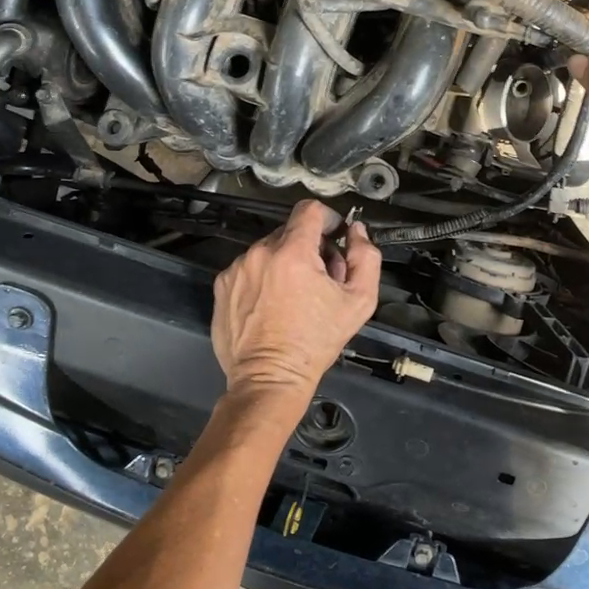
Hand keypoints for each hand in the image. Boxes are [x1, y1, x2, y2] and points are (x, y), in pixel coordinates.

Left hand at [211, 200, 380, 399]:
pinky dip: (264, 278)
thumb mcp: (359, 300)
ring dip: (285, 263)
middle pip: (291, 232)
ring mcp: (237, 269)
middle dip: (310, 248)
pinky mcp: (222, 286)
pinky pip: (249, 268)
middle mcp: (260, 253)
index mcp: (292, 252)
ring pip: (269, 250)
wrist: (269, 378)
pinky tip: (273, 305)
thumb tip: (356, 232)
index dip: (329, 219)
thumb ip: (366, 257)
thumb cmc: (315, 342)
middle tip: (321, 279)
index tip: (335, 237)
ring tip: (296, 297)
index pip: (310, 210)